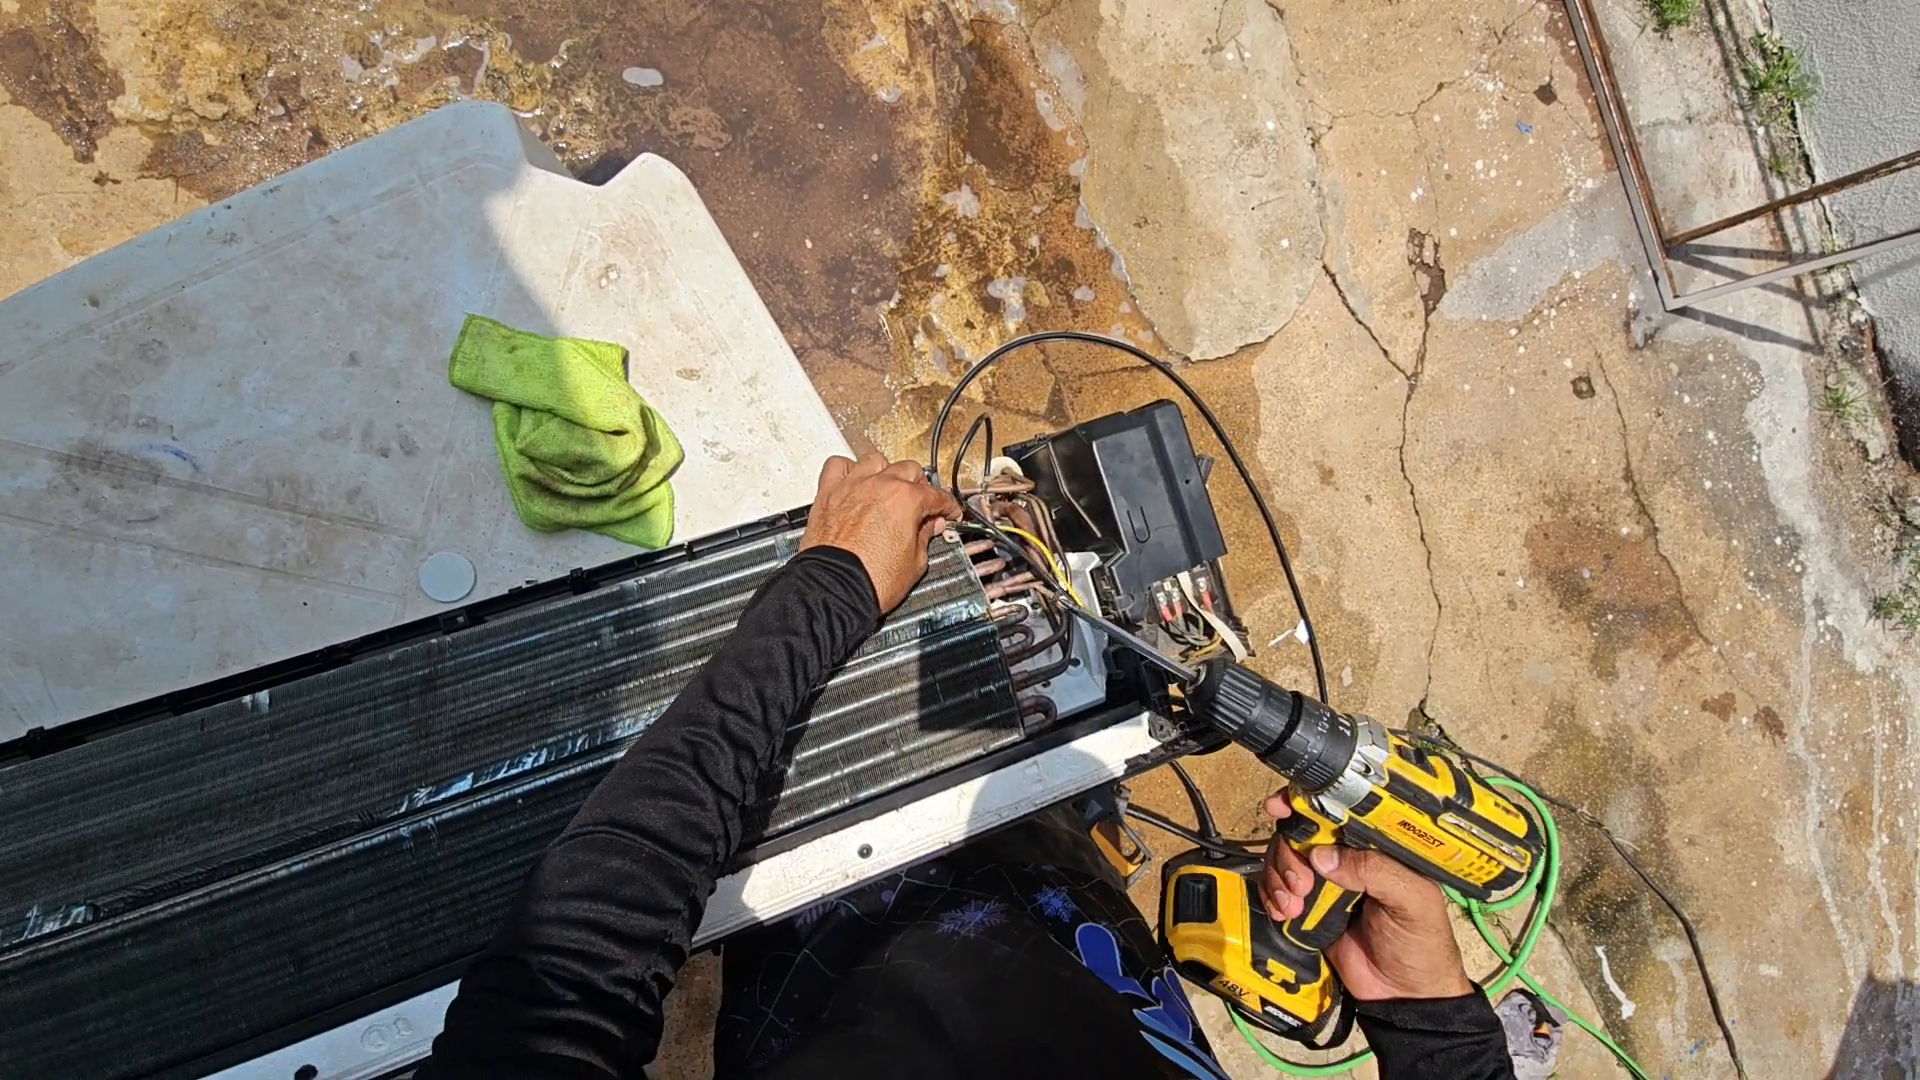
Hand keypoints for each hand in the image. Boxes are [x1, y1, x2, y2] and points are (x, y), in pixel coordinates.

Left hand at [800, 452, 961, 612]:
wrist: (835, 589)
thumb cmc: (871, 579)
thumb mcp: (915, 563)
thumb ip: (925, 537)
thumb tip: (929, 527)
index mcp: (906, 500)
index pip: (937, 496)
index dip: (948, 506)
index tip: (948, 513)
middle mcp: (879, 486)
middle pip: (909, 470)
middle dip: (920, 486)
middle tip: (922, 504)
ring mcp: (852, 487)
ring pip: (875, 460)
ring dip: (886, 472)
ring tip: (888, 488)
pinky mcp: (828, 494)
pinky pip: (837, 465)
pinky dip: (848, 470)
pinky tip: (854, 481)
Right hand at [1260, 791, 1473, 1000]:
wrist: (1404, 999)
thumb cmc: (1420, 944)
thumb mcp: (1413, 902)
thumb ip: (1375, 871)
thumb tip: (1321, 856)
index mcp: (1371, 846)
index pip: (1334, 811)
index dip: (1303, 802)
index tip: (1280, 808)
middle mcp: (1342, 856)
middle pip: (1297, 832)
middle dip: (1288, 853)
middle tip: (1301, 885)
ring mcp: (1319, 879)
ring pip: (1280, 856)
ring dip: (1278, 877)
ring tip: (1291, 907)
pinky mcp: (1303, 903)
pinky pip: (1273, 885)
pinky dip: (1270, 894)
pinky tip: (1282, 913)